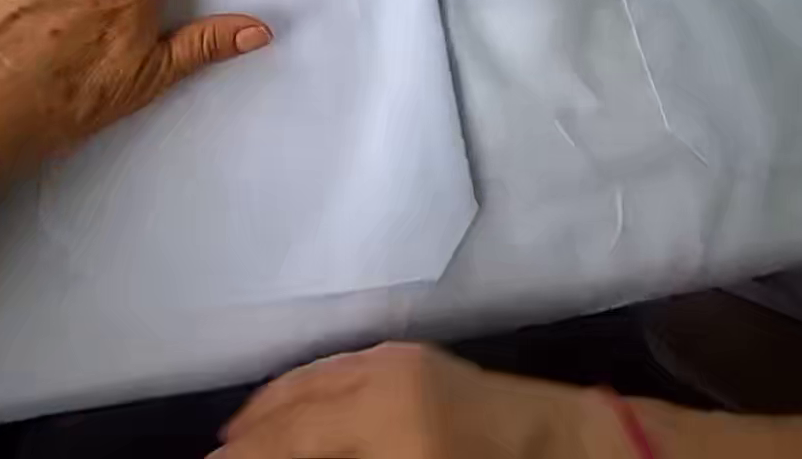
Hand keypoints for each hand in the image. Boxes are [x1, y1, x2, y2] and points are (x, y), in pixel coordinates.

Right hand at [217, 343, 633, 458]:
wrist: (587, 450)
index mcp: (393, 426)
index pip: (297, 442)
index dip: (252, 457)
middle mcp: (380, 377)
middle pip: (296, 407)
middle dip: (250, 434)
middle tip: (213, 455)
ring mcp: (391, 357)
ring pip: (309, 378)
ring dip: (270, 407)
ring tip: (237, 433)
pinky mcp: (404, 353)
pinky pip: (332, 365)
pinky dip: (300, 386)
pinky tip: (291, 404)